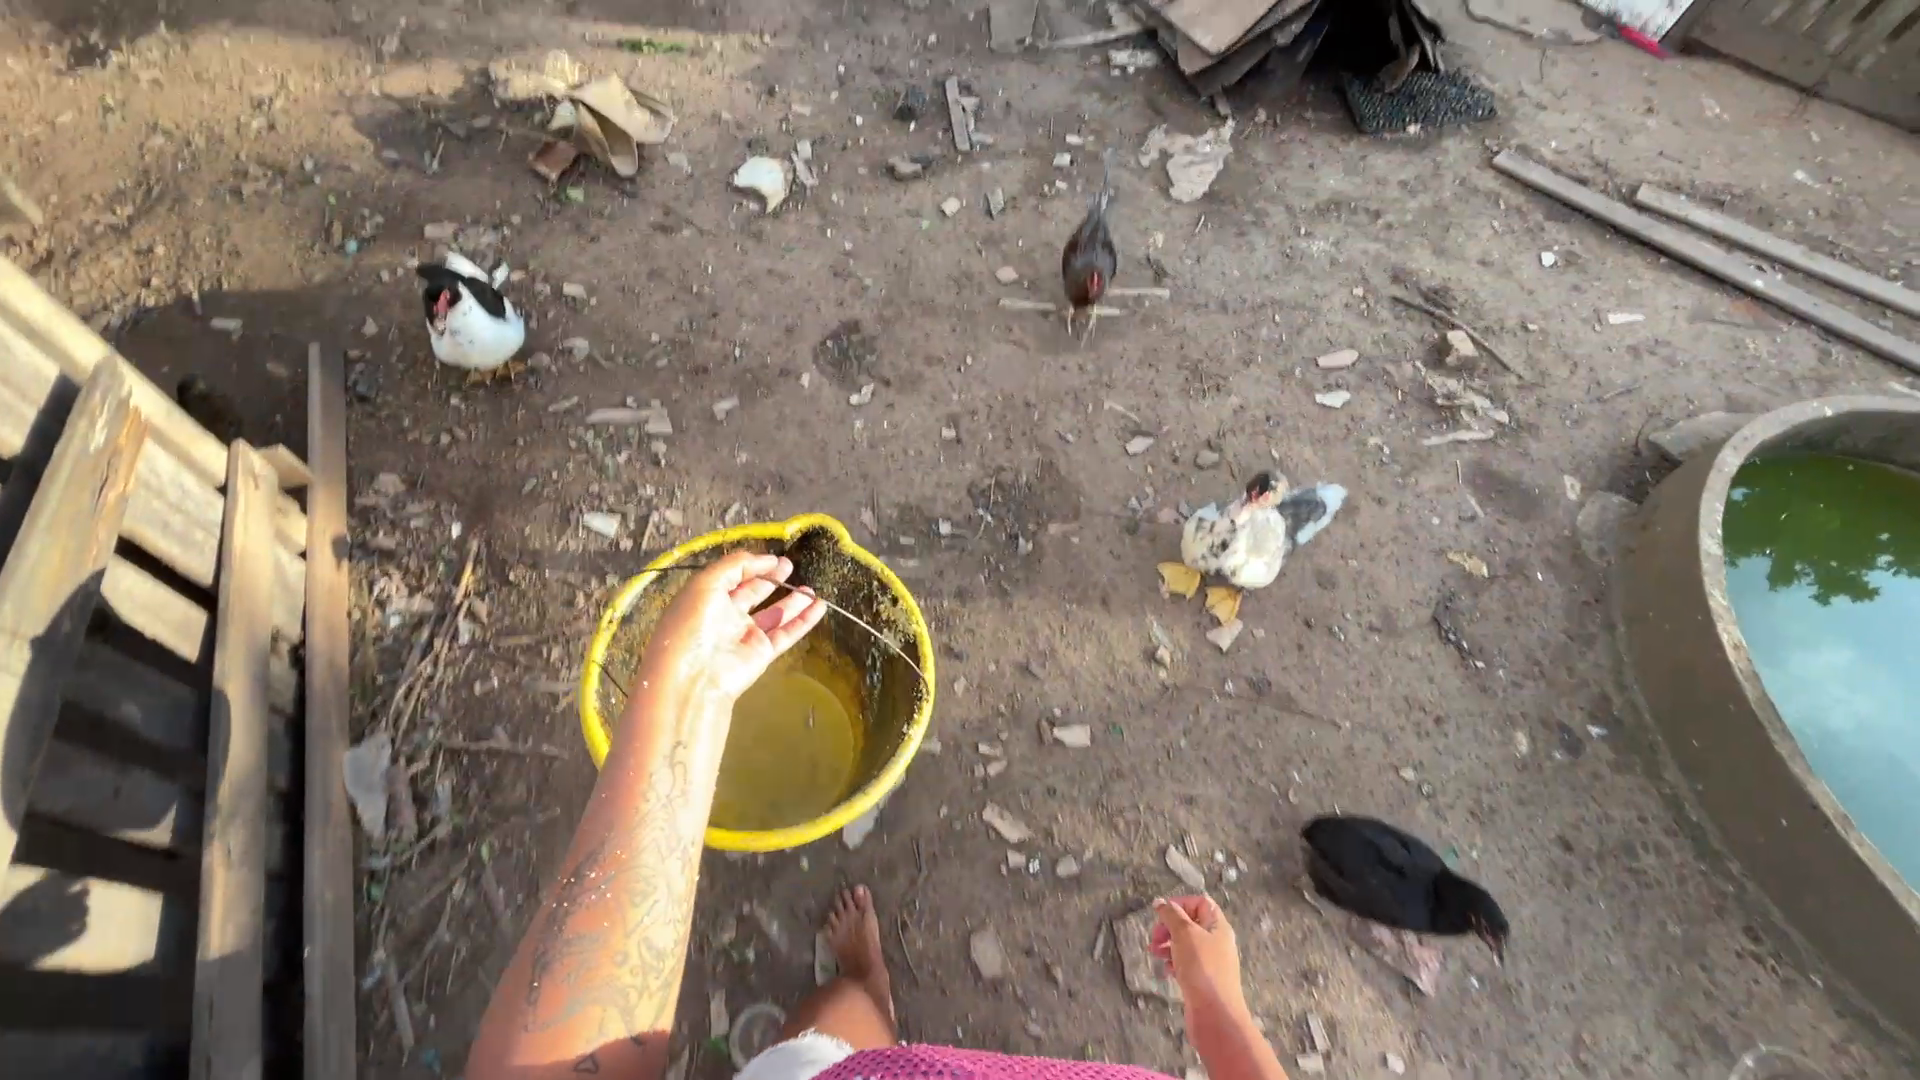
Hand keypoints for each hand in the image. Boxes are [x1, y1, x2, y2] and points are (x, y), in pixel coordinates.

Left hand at [635, 552, 827, 704]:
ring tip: (811, 589)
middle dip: (771, 580)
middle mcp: (725, 616)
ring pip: (774, 614)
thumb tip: (768, 560)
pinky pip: (787, 633)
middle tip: (790, 566)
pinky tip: (820, 606)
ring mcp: (745, 636)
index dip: (752, 566)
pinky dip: (804, 620)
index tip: (773, 559)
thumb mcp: (705, 584)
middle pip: (753, 594)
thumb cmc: (693, 625)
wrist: (694, 677)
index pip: (732, 578)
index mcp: (706, 599)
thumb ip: (736, 565)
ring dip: (793, 601)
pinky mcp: (762, 652)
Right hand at [1151, 894, 1244, 1006]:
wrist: (1215, 1014)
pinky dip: (1173, 962)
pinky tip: (1166, 970)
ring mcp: (1210, 962)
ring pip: (1185, 944)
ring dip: (1167, 944)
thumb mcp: (1184, 933)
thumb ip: (1171, 914)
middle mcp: (1216, 942)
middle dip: (1169, 926)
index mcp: (1218, 926)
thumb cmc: (1202, 967)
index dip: (1181, 903)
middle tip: (1155, 936)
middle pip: (1190, 923)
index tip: (1162, 913)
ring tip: (1154, 953)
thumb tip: (1160, 902)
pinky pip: (1186, 964)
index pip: (1200, 903)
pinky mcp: (1203, 980)